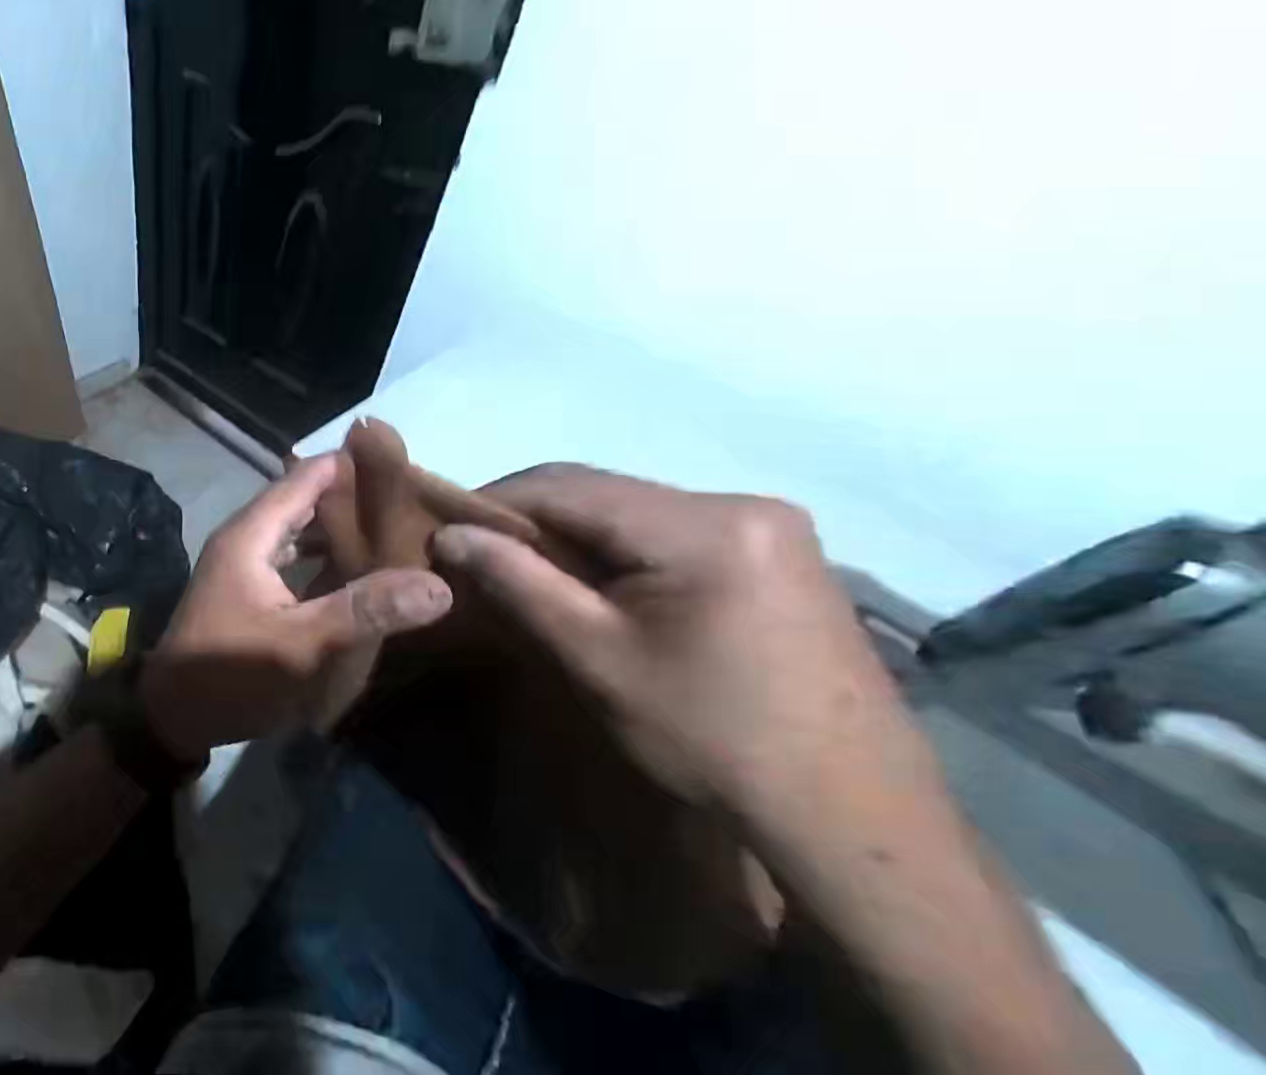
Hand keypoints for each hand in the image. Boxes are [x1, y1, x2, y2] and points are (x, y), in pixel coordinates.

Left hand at [140, 455, 453, 760]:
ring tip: (391, 530)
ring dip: (339, 530)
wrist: (171, 719)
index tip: (403, 465)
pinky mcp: (249, 592)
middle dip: (352, 499)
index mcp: (251, 535)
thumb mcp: (301, 645)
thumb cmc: (230, 676)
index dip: (351, 466)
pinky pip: (294, 560)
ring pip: (299, 531)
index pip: (307, 477)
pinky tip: (357, 572)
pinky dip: (325, 558)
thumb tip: (438, 586)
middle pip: (304, 501)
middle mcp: (246, 539)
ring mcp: (245, 566)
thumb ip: (366, 612)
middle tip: (408, 501)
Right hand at [431, 464, 916, 810]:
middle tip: (485, 558)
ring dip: (579, 536)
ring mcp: (770, 525)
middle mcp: (742, 502)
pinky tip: (605, 587)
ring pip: (639, 511)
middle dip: (538, 520)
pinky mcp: (779, 552)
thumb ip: (520, 584)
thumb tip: (450, 534)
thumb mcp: (598, 658)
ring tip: (535, 574)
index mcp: (703, 525)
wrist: (847, 810)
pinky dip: (624, 551)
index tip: (448, 531)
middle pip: (608, 493)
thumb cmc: (709, 738)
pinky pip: (675, 532)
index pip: (570, 485)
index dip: (498, 502)